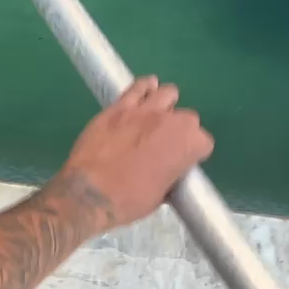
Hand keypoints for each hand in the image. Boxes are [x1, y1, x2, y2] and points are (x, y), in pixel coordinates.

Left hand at [56, 76, 212, 228]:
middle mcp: (172, 121)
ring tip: (153, 118)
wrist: (87, 195)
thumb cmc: (126, 202)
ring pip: (166, 94)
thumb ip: (170, 176)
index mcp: (189, 145)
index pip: (202, 143)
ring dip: (164, 105)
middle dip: (177, 131)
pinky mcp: (118, 108)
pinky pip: (137, 87)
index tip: (179, 161)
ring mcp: (144, 111)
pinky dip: (143, 88)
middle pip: (186, 119)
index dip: (190, 153)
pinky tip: (143, 92)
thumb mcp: (159, 197)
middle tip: (161, 144)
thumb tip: (168, 171)